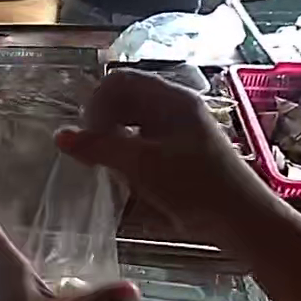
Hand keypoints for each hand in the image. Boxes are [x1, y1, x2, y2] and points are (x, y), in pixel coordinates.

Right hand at [55, 70, 276, 236]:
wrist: (240, 219)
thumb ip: (99, 147)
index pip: (119, 81)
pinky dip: (127, 151)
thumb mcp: (141, 165)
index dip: (96, 104)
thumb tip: (59, 135)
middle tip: (94, 152)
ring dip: (113, 138)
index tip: (89, 136)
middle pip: (125, 99)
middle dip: (102, 122)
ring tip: (109, 165)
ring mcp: (179, 128)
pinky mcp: (181, 149)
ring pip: (132, 120)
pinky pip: (143, 138)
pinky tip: (126, 174)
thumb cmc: (194, 186)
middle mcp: (175, 106)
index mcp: (170, 98)